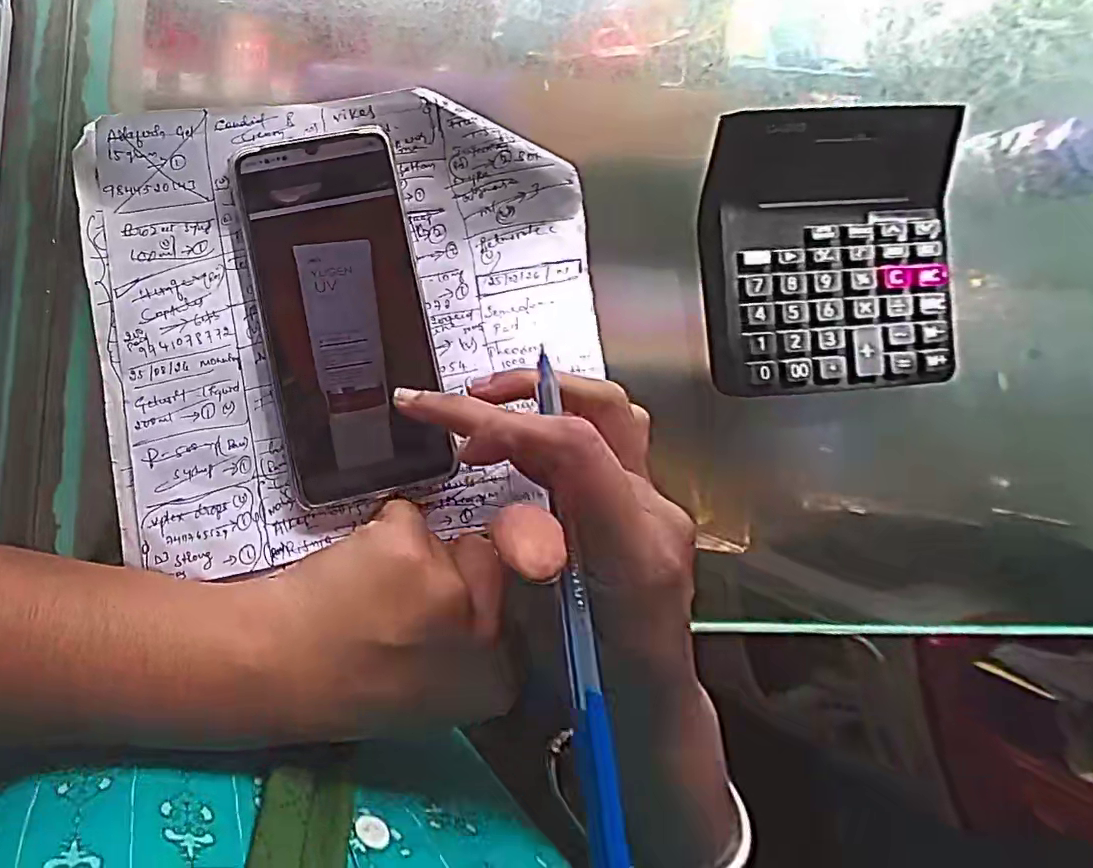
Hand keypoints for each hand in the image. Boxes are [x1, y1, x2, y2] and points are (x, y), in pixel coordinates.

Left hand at [250, 498, 516, 740]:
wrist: (279, 666)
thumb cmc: (340, 684)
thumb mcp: (425, 690)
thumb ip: (459, 652)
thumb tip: (461, 606)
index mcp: (497, 679)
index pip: (513, 608)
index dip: (472, 594)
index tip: (439, 599)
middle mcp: (488, 634)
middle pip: (484, 558)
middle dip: (445, 562)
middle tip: (395, 590)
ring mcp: (448, 585)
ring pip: (438, 535)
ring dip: (403, 548)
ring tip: (364, 585)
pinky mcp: (409, 548)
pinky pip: (401, 514)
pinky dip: (376, 531)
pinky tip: (349, 567)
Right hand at [393, 372, 697, 664]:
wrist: (643, 702)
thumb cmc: (595, 678)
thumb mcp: (548, 629)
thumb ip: (529, 563)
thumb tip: (509, 517)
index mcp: (633, 544)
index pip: (571, 444)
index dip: (498, 422)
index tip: (442, 422)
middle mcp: (650, 514)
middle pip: (599, 408)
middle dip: (522, 389)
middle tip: (463, 400)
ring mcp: (648, 505)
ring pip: (603, 414)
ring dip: (539, 398)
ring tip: (484, 412)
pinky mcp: (631, 504)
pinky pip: (594, 438)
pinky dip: (543, 426)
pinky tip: (508, 447)